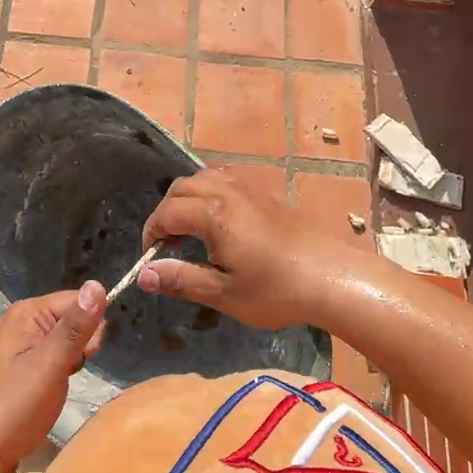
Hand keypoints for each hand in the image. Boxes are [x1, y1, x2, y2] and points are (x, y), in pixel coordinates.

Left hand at [0, 282, 106, 472]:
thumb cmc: (16, 404)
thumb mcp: (51, 363)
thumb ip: (76, 326)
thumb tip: (98, 284)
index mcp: (27, 312)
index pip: (76, 300)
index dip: (89, 327)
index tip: (85, 356)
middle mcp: (22, 321)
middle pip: (70, 319)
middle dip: (79, 346)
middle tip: (66, 373)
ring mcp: (20, 345)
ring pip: (64, 341)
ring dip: (70, 361)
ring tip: (56, 384)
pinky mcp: (21, 366)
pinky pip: (53, 356)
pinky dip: (59, 371)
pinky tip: (50, 389)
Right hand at [138, 167, 363, 329]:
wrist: (329, 277)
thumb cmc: (275, 290)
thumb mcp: (223, 294)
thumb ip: (181, 280)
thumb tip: (144, 275)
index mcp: (213, 214)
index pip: (167, 213)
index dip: (152, 233)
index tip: (151, 257)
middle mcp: (227, 191)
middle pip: (181, 187)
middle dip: (166, 212)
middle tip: (167, 244)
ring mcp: (248, 188)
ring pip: (202, 178)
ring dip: (186, 198)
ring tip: (189, 231)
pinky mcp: (263, 193)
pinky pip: (223, 179)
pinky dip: (208, 192)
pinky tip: (217, 221)